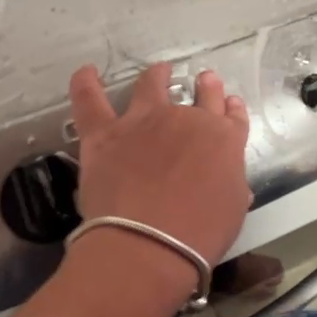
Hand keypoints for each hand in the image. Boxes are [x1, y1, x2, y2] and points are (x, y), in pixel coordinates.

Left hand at [67, 63, 251, 267]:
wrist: (149, 245)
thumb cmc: (199, 235)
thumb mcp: (231, 210)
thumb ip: (231, 185)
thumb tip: (229, 180)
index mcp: (223, 140)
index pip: (231, 116)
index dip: (230, 108)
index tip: (228, 103)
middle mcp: (187, 119)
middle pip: (200, 94)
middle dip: (205, 85)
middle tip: (203, 79)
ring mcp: (144, 121)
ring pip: (151, 85)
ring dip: (157, 75)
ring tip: (159, 71)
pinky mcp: (105, 133)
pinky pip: (90, 99)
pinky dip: (85, 82)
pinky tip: (86, 72)